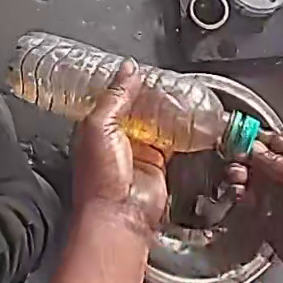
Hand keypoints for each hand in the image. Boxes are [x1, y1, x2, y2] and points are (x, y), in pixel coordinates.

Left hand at [72, 62, 168, 233]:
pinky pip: (171, 140)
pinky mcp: (158, 162)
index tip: (138, 68)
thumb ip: (115, 96)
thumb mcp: (99, 125)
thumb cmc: (100, 179)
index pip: (110, 97)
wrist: (121, 214)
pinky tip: (188, 118)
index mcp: (94, 128)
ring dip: (166, 110)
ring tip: (179, 92)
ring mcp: (138, 151)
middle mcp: (116, 138)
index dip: (123, 82)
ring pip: (155, 122)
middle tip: (164, 78)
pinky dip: (180, 130)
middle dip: (149, 94)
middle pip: (136, 108)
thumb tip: (128, 69)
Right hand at [246, 132, 282, 282]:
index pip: (276, 145)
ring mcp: (277, 202)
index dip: (257, 138)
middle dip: (243, 156)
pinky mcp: (267, 222)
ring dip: (239, 175)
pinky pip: (247, 204)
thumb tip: (255, 148)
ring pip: (250, 181)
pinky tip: (237, 192)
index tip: (237, 134)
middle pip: (259, 162)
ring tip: (235, 175)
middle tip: (232, 155)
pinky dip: (239, 196)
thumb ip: (279, 163)